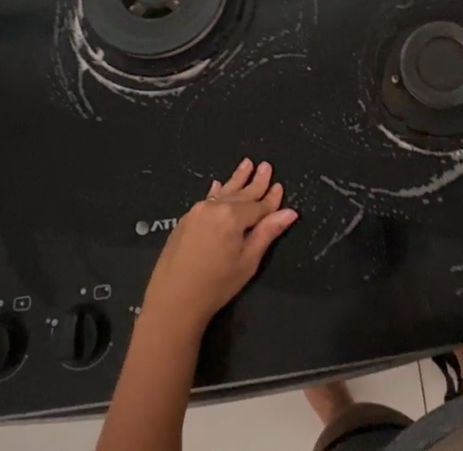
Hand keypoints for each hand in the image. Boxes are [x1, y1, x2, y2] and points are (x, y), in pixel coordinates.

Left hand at [142, 159, 298, 328]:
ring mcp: (198, 211)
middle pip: (241, 193)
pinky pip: (206, 199)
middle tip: (266, 165)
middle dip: (256, 181)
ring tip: (247, 163)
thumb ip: (267, 233)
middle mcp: (215, 207)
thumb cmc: (216, 285)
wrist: (173, 299)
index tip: (280, 186)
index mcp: (233, 216)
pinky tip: (217, 185)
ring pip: (223, 192)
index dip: (272, 199)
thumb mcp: (248, 261)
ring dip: (236, 179)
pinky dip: (216, 192)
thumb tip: (289, 212)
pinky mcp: (186, 220)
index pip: (259, 205)